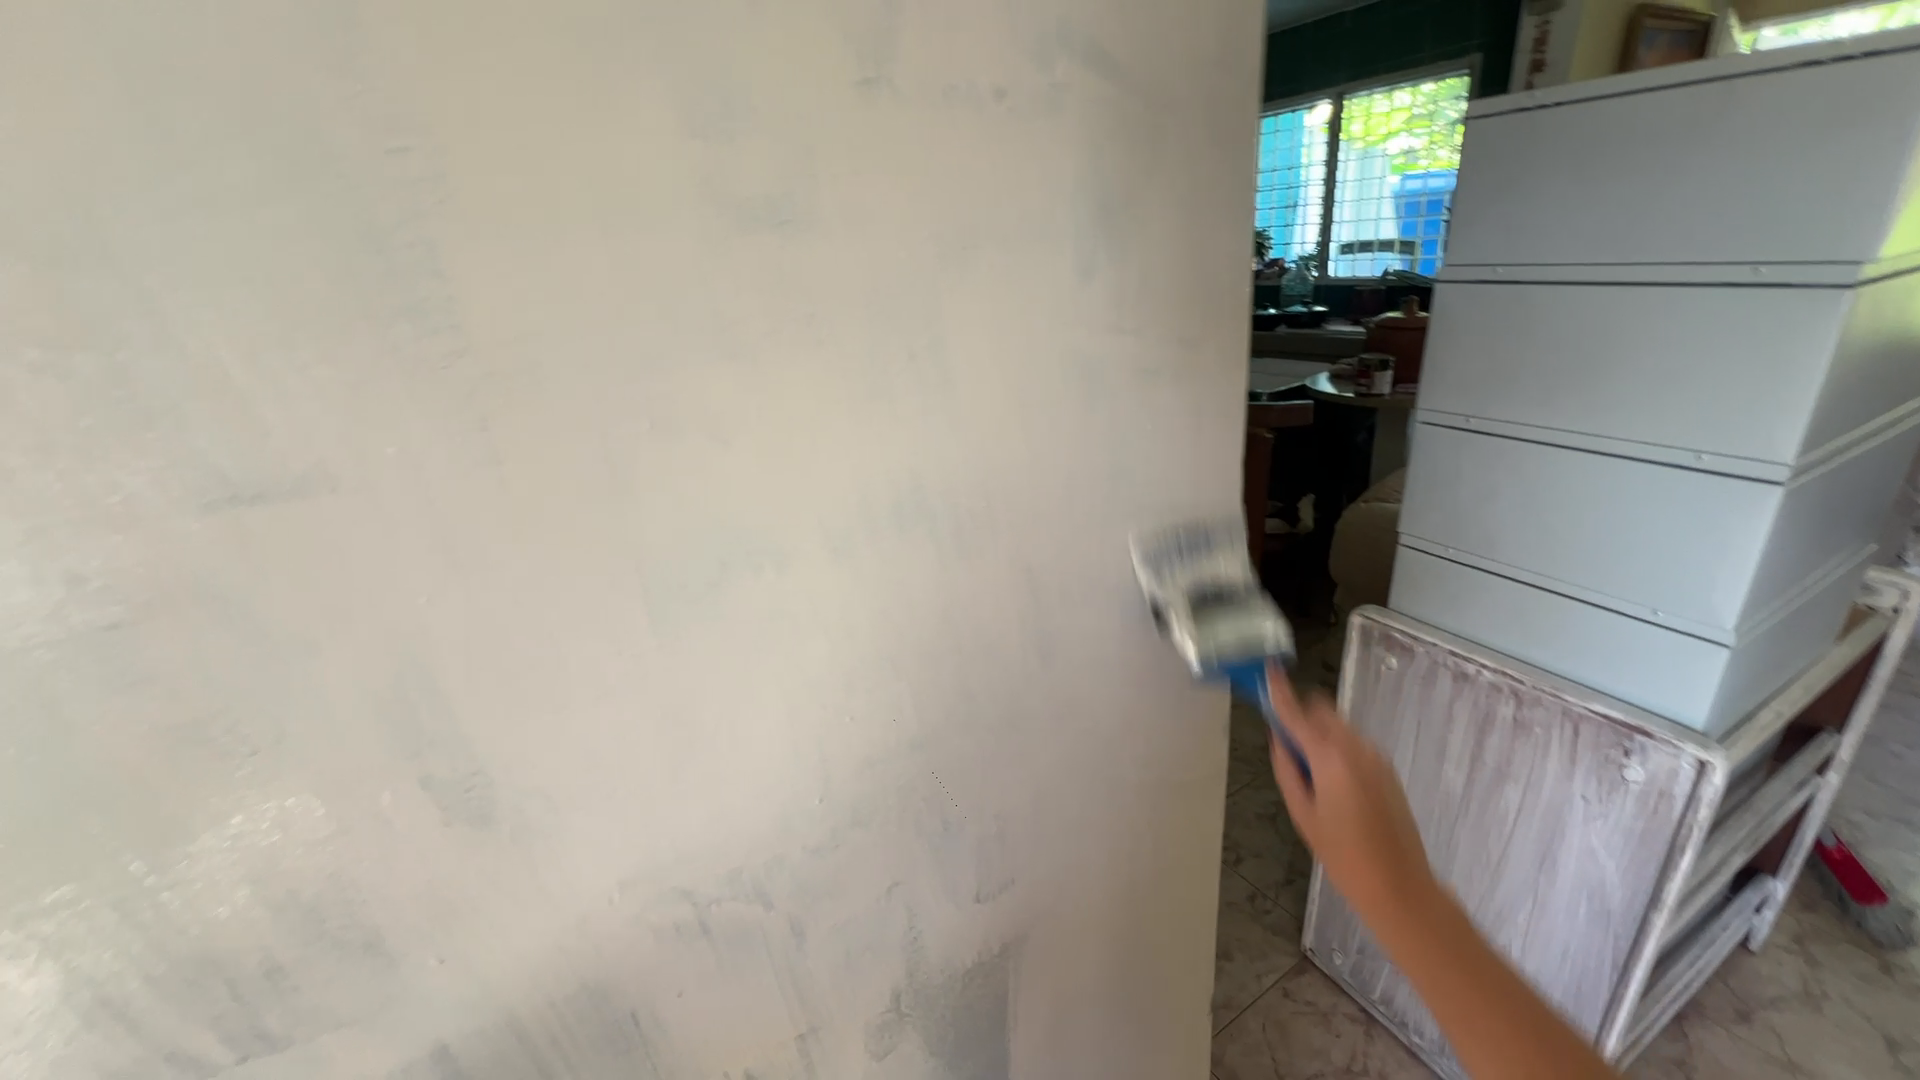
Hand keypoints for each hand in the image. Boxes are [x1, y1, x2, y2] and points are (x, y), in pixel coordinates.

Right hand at [1266, 664, 1438, 925]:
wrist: (1398, 885)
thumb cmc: (1341, 853)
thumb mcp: (1302, 812)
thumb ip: (1287, 768)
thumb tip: (1280, 739)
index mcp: (1330, 757)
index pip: (1296, 712)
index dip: (1280, 690)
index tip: (1268, 669)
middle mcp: (1356, 747)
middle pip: (1322, 711)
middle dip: (1302, 718)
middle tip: (1289, 749)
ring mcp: (1376, 757)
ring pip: (1339, 728)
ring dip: (1320, 737)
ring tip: (1314, 780)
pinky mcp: (1387, 770)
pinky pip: (1354, 746)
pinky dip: (1337, 751)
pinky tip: (1336, 788)